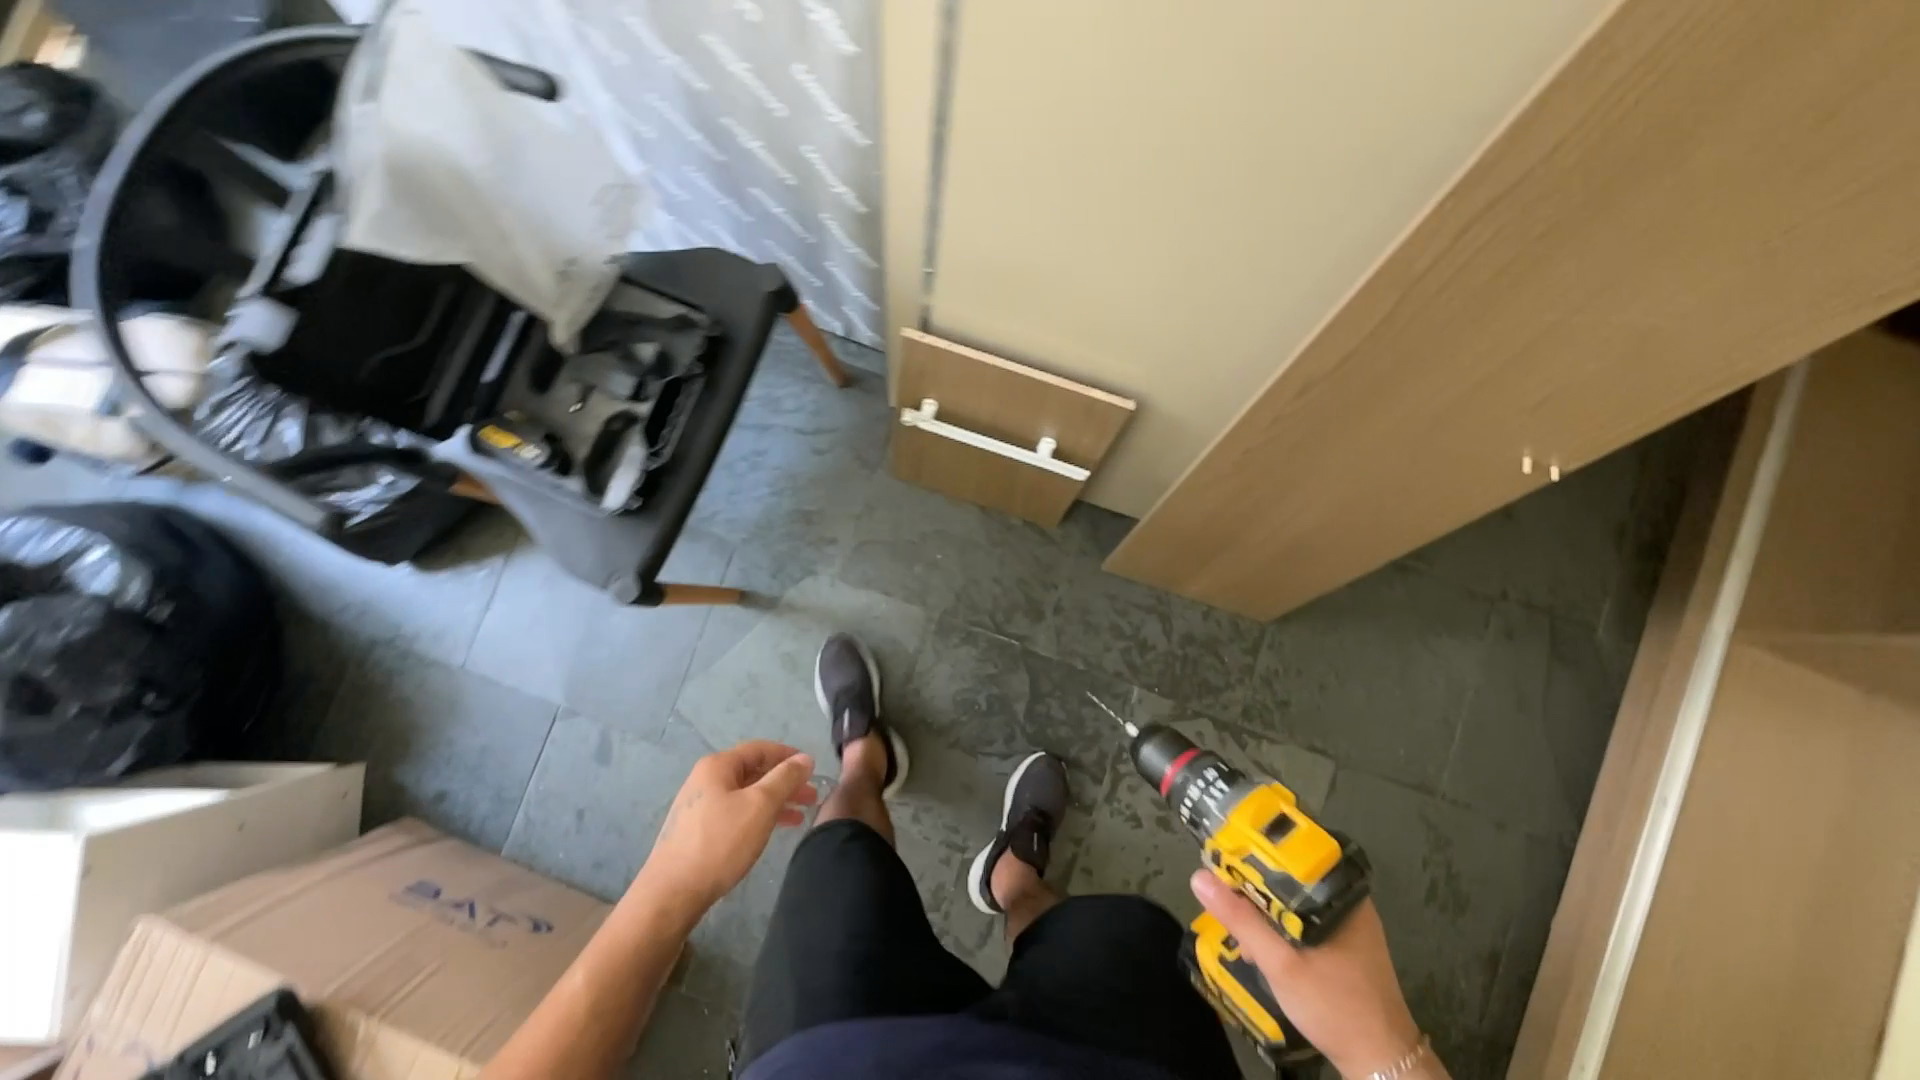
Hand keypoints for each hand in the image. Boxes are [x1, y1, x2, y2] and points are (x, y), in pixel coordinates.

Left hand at [638, 741, 817, 912]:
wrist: (672, 892)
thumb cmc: (720, 842)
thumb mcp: (760, 805)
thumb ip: (785, 778)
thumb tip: (804, 758)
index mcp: (718, 767)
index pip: (760, 749)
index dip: (788, 755)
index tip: (812, 768)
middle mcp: (706, 781)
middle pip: (753, 772)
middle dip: (784, 782)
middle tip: (812, 796)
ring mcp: (699, 807)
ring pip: (746, 796)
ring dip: (774, 802)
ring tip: (800, 816)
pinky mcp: (698, 832)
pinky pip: (736, 814)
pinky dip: (758, 817)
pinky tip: (771, 831)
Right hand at [1190, 873, 1430, 1078]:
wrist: (1381, 1062)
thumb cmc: (1333, 1005)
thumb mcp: (1280, 963)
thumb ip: (1240, 919)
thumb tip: (1200, 877)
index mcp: (1341, 895)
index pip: (1289, 856)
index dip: (1253, 856)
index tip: (1222, 865)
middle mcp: (1348, 903)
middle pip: (1290, 881)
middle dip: (1255, 894)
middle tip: (1230, 912)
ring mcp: (1350, 926)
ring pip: (1296, 904)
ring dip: (1267, 916)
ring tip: (1246, 942)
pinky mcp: (1347, 947)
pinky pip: (1305, 924)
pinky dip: (1283, 931)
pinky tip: (1266, 953)